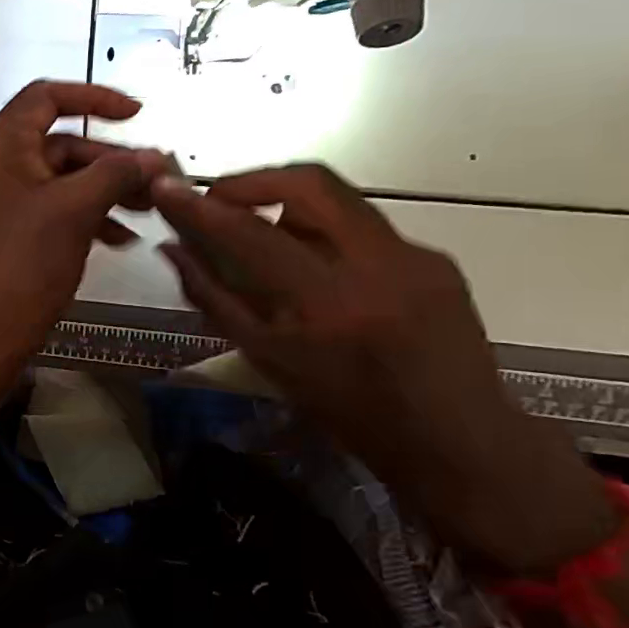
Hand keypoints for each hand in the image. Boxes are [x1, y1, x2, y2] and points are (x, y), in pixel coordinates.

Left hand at [0, 81, 162, 394]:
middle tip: (157, 180)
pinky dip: (87, 214)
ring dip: (105, 189)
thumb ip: (115, 173)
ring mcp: (0, 197)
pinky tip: (121, 238)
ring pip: (61, 177)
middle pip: (60, 141)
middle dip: (110, 159)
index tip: (137, 113)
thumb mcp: (74, 210)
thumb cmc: (23, 263)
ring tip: (150, 212)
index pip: (45, 97)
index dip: (94, 97)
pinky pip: (53, 206)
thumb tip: (153, 156)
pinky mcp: (9, 228)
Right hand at [152, 164, 615, 574]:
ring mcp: (416, 256)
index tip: (165, 187)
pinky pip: (362, 225)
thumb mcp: (267, 358)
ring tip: (263, 235)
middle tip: (219, 200)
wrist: (463, 446)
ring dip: (287, 204)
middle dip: (253, 181)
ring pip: (337, 198)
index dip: (201, 207)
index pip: (251, 234)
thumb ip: (213, 295)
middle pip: (309, 183)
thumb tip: (173, 247)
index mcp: (332, 303)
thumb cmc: (350, 412)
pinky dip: (323, 232)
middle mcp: (381, 265)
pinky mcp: (436, 258)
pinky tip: (315, 266)